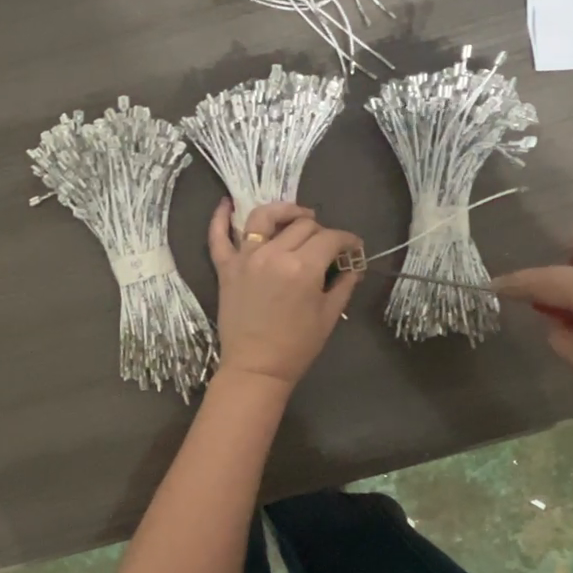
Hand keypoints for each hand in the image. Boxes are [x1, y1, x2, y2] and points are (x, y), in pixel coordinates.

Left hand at [207, 200, 361, 388]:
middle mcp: (273, 254)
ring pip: (264, 217)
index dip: (348, 240)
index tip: (354, 248)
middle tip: (327, 245)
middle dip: (321, 230)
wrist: (256, 367)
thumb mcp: (328, 315)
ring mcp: (245, 258)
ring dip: (283, 211)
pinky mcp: (225, 267)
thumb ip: (343, 284)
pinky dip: (220, 219)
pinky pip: (218, 237)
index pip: (330, 238)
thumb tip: (353, 266)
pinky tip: (226, 204)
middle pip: (302, 225)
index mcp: (302, 267)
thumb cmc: (296, 346)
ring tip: (295, 216)